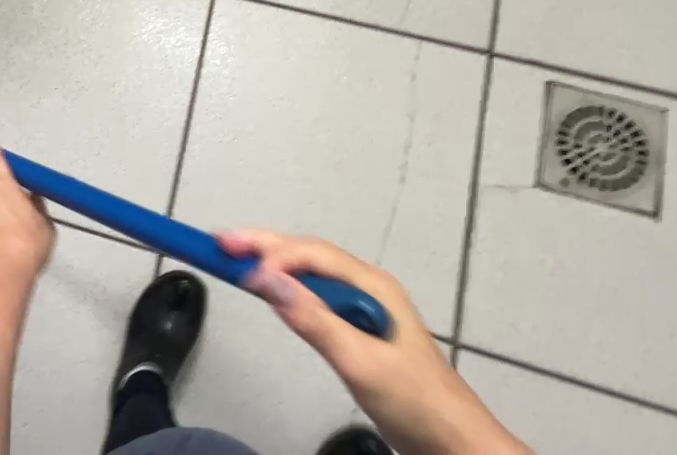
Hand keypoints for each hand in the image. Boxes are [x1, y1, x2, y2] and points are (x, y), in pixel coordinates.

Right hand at [218, 230, 530, 454]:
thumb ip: (313, 319)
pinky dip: (286, 284)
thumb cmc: (413, 402)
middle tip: (218, 241)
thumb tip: (265, 279)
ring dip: (272, 259)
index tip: (237, 266)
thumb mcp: (360, 362)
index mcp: (371, 286)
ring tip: (234, 255)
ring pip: (309, 270)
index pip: (312, 254)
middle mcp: (366, 286)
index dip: (273, 255)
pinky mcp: (358, 328)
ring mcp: (363, 306)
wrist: (458, 445)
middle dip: (263, 244)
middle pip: (307, 253)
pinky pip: (315, 292)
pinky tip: (271, 288)